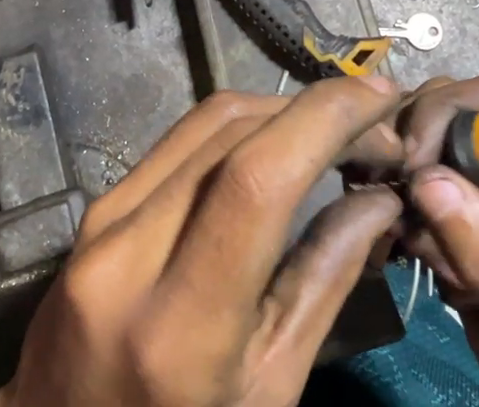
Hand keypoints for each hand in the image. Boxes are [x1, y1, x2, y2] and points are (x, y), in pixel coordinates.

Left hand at [0, 76, 405, 406]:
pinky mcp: (96, 205)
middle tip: (375, 128)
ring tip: (337, 129)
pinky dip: (240, 130)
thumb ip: (321, 285)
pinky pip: (178, 142)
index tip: (382, 100)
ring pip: (203, 123)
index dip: (326, 121)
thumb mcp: (267, 388)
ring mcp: (102, 220)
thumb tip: (378, 198)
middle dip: (314, 111)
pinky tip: (279, 143)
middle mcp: (127, 252)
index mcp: (178, 324)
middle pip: (230, 133)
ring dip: (279, 110)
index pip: (254, 180)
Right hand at [397, 73, 478, 406]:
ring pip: (442, 140)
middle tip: (397, 190)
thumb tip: (429, 180)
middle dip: (427, 146)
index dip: (459, 113)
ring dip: (414, 181)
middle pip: (471, 110)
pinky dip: (411, 207)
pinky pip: (432, 181)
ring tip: (410, 233)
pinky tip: (412, 246)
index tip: (415, 156)